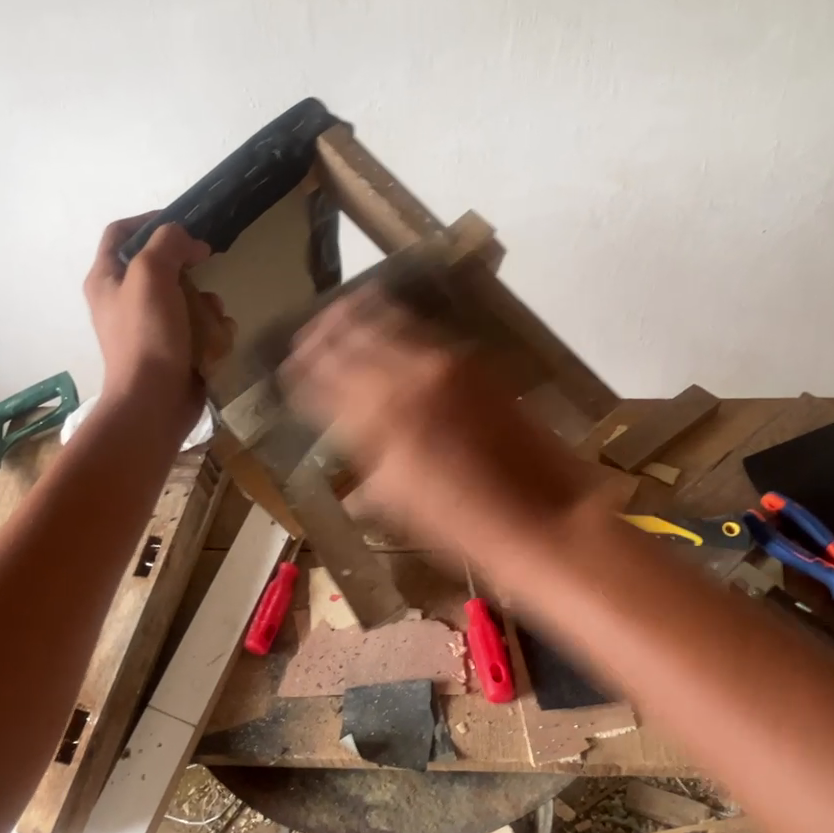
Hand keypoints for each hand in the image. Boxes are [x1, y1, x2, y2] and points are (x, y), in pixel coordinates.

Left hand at [84, 214, 212, 405]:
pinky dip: (212, 331)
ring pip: (187, 297)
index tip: (184, 223)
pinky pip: (198, 328)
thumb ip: (167, 243)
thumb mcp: (150, 274)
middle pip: (162, 265)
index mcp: (106, 279)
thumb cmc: (147, 334)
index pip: (121, 232)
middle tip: (206, 268)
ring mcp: (149, 328)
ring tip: (212, 316)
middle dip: (189, 269)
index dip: (150, 220)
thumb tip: (190, 242)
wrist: (154, 402)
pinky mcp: (173, 350)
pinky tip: (217, 341)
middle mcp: (123, 300)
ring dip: (207, 303)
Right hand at [281, 287, 589, 561]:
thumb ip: (365, 453)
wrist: (543, 515)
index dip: (302, 373)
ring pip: (386, 323)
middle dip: (323, 335)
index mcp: (374, 421)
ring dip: (357, 315)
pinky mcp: (474, 361)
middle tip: (307, 330)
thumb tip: (347, 432)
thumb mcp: (395, 497)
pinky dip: (398, 321)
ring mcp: (442, 364)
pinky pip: (423, 330)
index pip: (322, 383)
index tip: (290, 368)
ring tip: (339, 307)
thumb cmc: (462, 525)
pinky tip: (388, 319)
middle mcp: (403, 381)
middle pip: (349, 341)